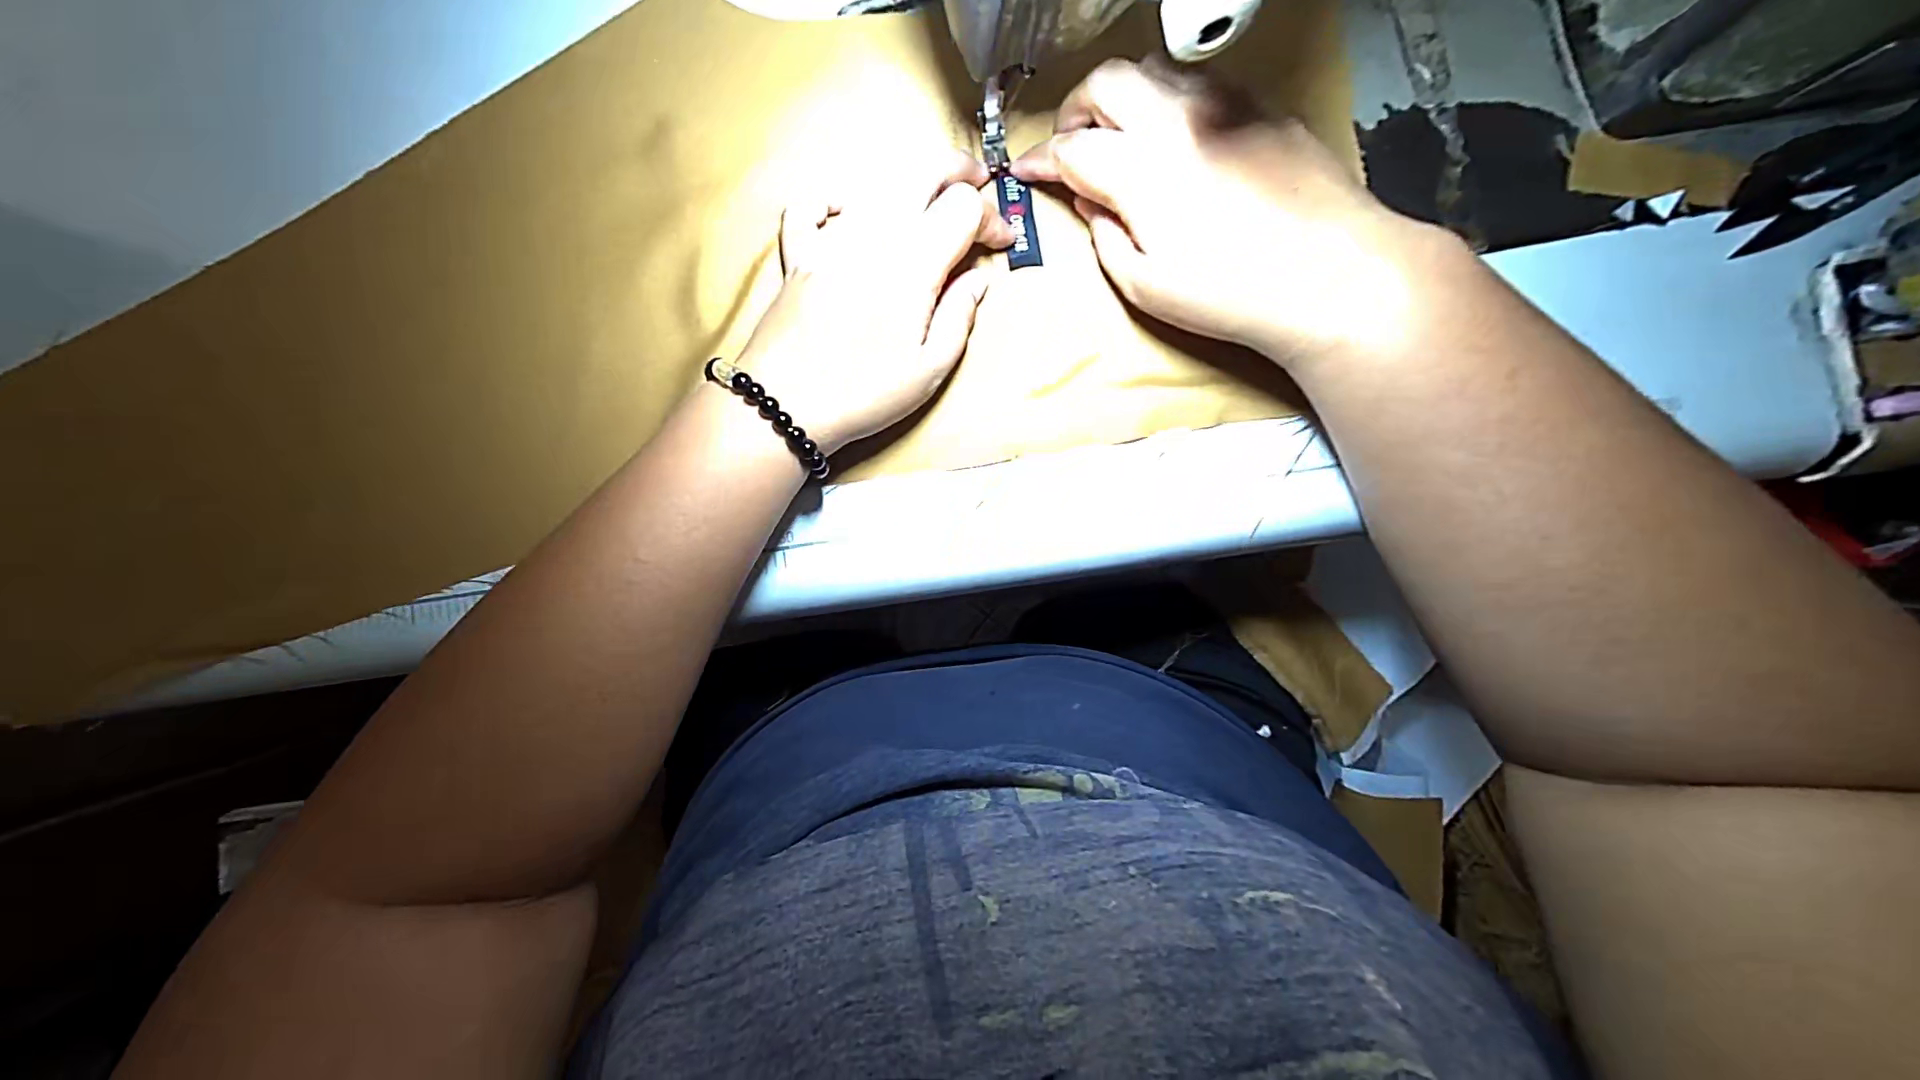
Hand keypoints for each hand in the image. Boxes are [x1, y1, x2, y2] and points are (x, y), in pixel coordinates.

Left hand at [728, 150, 1013, 454]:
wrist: (785, 405)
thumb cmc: (862, 394)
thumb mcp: (930, 368)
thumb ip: (960, 316)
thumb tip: (977, 281)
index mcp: (913, 264)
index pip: (963, 208)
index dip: (990, 219)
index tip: (1000, 242)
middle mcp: (872, 236)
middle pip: (921, 171)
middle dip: (957, 171)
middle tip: (976, 182)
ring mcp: (829, 240)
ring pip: (874, 181)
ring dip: (908, 181)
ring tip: (926, 198)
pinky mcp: (798, 254)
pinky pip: (809, 205)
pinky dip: (831, 199)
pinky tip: (846, 211)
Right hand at [1013, 60, 1456, 368]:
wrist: (1330, 275)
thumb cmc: (1230, 294)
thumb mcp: (1145, 287)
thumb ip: (1106, 238)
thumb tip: (1093, 205)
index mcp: (1140, 170)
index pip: (1071, 148)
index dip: (1040, 159)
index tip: (1026, 171)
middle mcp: (1177, 119)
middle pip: (1106, 82)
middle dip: (1076, 110)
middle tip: (1071, 145)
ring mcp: (1224, 105)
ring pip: (1153, 70)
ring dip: (1123, 98)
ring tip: (1121, 136)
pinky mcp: (1262, 107)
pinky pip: (1201, 84)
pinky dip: (1171, 101)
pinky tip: (1177, 137)